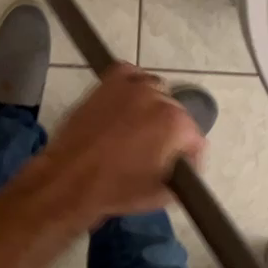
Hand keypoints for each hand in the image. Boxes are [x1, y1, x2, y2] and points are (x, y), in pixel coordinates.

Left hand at [38, 64, 206, 221]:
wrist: (71, 176)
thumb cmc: (117, 189)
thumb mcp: (161, 193)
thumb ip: (183, 176)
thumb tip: (185, 168)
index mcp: (176, 124)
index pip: (196, 138)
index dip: (190, 158)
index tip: (181, 170)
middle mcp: (158, 96)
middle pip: (176, 112)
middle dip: (172, 132)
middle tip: (157, 152)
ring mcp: (132, 84)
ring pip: (156, 90)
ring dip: (153, 107)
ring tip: (140, 128)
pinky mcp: (109, 79)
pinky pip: (131, 73)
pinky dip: (133, 85)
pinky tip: (127, 102)